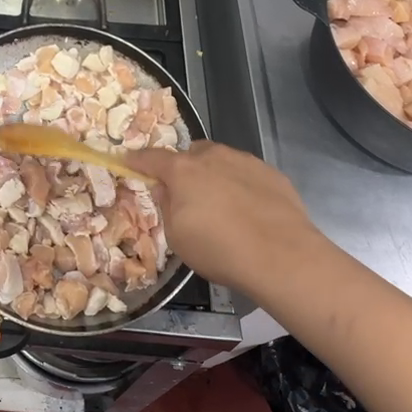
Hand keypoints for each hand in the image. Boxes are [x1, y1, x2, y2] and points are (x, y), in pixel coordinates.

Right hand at [126, 140, 324, 293]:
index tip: (129, 162)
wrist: (283, 256)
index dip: (138, 161)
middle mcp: (212, 156)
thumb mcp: (178, 238)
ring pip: (220, 161)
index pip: (152, 158)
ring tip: (225, 208)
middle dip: (185, 170)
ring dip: (215, 176)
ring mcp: (244, 161)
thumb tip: (165, 189)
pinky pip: (247, 174)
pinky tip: (251, 213)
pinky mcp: (271, 173)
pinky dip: (243, 186)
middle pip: (190, 155)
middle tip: (189, 198)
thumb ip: (167, 207)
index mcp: (182, 170)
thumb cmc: (220, 249)